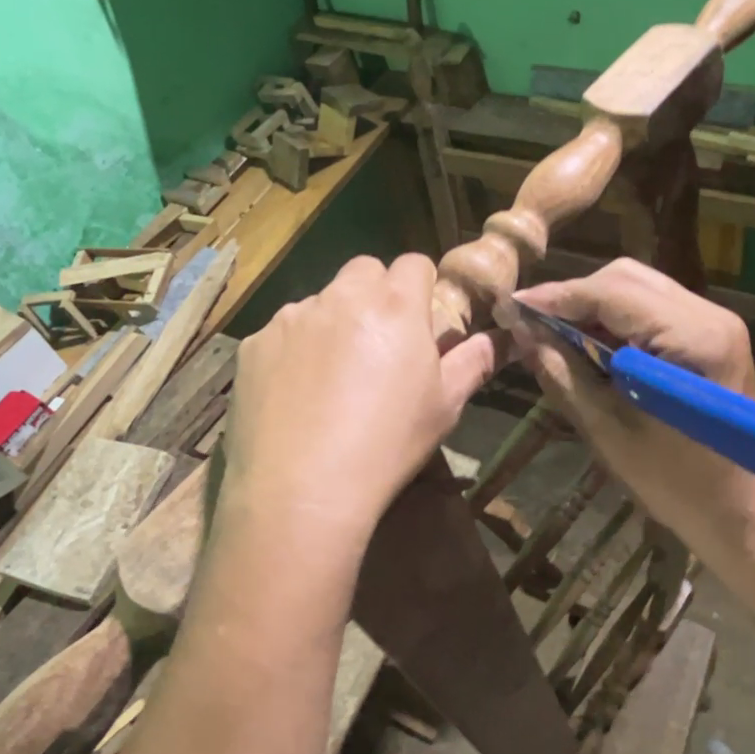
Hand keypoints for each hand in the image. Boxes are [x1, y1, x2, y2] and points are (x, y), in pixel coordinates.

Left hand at [223, 254, 501, 539]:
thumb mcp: (445, 407)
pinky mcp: (255, 344)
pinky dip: (294, 351)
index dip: (421, 287)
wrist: (301, 489)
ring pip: (321, 301)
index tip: (420, 321)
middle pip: (364, 271)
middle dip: (376, 294)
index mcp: (396, 305)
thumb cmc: (387, 445)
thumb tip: (499, 337)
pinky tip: (295, 396)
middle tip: (379, 345)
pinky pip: (282, 332)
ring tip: (332, 378)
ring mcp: (292, 317)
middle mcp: (341, 297)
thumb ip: (474, 361)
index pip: (414, 263)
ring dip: (333, 322)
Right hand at [510, 259, 754, 548]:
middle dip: (574, 297)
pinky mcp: (712, 335)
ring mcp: (715, 322)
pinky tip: (591, 344)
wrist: (742, 514)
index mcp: (691, 337)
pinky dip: (616, 318)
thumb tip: (520, 329)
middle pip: (625, 278)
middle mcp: (709, 316)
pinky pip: (653, 307)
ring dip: (593, 306)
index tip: (510, 308)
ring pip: (638, 287)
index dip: (555, 297)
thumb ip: (562, 371)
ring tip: (555, 335)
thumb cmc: (677, 483)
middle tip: (532, 325)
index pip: (610, 292)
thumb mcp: (607, 429)